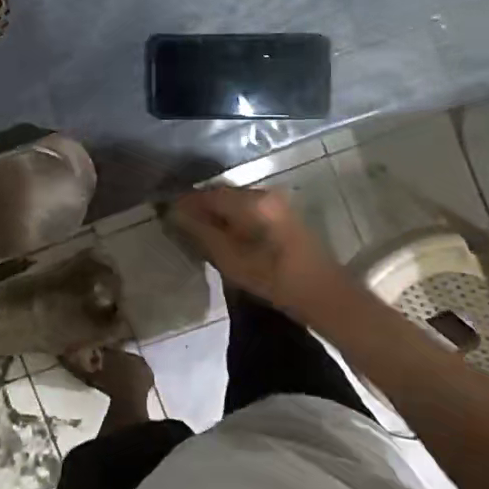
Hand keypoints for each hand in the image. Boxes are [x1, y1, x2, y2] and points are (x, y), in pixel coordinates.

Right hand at [168, 186, 360, 320]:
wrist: (323, 294)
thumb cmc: (273, 279)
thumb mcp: (230, 259)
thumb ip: (201, 232)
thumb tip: (175, 212)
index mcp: (251, 201)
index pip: (208, 194)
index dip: (185, 202)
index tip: (166, 212)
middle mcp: (264, 194)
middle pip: (222, 194)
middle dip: (200, 207)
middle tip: (179, 223)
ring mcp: (276, 203)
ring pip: (235, 202)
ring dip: (216, 213)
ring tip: (198, 232)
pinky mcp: (283, 215)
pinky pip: (247, 209)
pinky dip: (231, 218)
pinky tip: (223, 235)